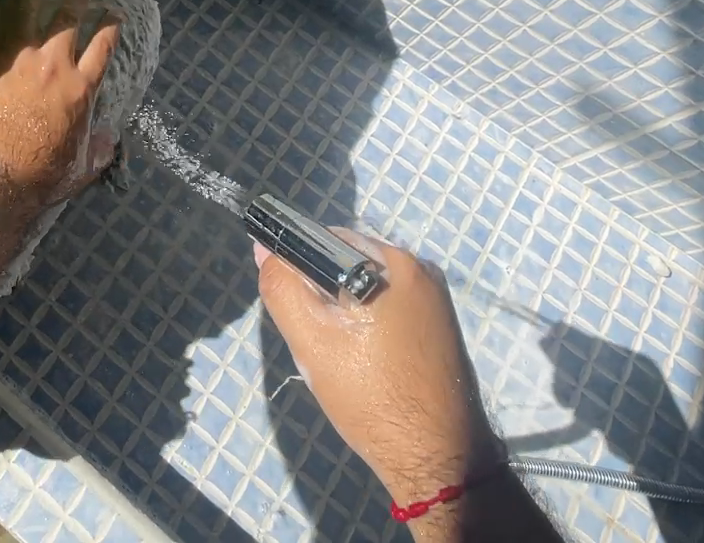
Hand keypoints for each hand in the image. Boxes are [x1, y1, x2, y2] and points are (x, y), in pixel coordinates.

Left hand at [0, 0, 121, 205]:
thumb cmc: (41, 177)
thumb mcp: (82, 169)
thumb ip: (99, 150)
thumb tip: (109, 138)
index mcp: (81, 89)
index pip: (103, 48)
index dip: (111, 27)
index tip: (115, 13)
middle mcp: (53, 68)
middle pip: (68, 24)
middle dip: (77, 3)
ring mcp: (17, 64)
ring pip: (28, 19)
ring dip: (35, 0)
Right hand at [257, 231, 505, 504]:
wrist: (436, 462)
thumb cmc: (371, 397)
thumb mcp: (312, 341)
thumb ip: (282, 287)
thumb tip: (263, 246)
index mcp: (394, 262)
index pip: (323, 240)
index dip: (296, 267)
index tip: (292, 304)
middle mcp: (420, 268)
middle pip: (345, 262)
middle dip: (321, 291)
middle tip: (316, 336)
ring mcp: (435, 297)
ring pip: (363, 285)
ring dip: (342, 309)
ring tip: (339, 353)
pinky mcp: (440, 323)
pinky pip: (386, 304)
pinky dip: (366, 321)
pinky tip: (363, 358)